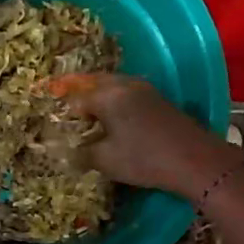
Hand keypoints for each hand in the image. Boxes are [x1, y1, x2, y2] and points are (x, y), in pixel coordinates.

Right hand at [51, 74, 243, 200]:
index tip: (51, 125)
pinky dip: (109, 102)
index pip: (75, 99)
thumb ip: (80, 153)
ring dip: (93, 96)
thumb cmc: (143, 158)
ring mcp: (142, 89)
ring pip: (109, 86)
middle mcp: (124, 84)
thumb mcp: (104, 160)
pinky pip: (123, 93)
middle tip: (59, 101)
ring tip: (81, 112)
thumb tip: (61, 153)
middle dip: (75, 93)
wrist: (192, 159)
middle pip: (92, 83)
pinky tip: (106, 119)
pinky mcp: (155, 100)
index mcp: (107, 95)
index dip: (61, 113)